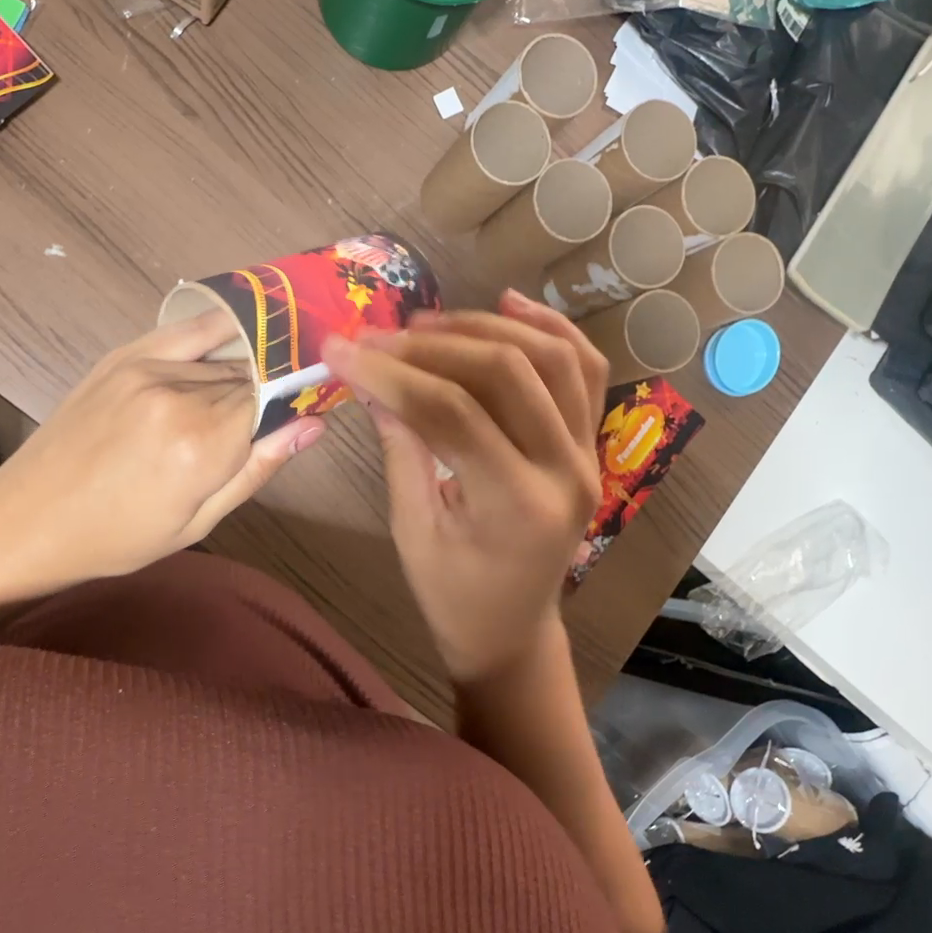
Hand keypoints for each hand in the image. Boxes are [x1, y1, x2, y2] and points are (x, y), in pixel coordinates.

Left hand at [0, 308, 325, 592]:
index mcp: (200, 446)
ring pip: (224, 357)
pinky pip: (189, 329)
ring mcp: (147, 367)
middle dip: (272, 390)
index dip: (297, 401)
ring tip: (256, 384)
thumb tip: (314, 424)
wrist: (29, 519)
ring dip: (245, 371)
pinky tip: (241, 328)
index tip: (313, 406)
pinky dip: (221, 328)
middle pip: (252, 377)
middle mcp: (178, 395)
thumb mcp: (195, 522)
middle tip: (285, 404)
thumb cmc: (117, 538)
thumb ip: (257, 468)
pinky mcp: (122, 355)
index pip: (275, 402)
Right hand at [322, 289, 607, 683]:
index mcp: (514, 504)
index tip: (341, 350)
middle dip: (432, 346)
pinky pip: (584, 370)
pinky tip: (506, 304)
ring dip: (484, 329)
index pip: (450, 412)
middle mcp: (564, 469)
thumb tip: (371, 380)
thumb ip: (400, 449)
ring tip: (426, 325)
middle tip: (378, 338)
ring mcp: (588, 452)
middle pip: (504, 372)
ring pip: (551, 357)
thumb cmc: (451, 594)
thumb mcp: (411, 530)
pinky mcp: (590, 443)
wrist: (510, 628)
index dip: (390, 374)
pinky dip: (549, 329)